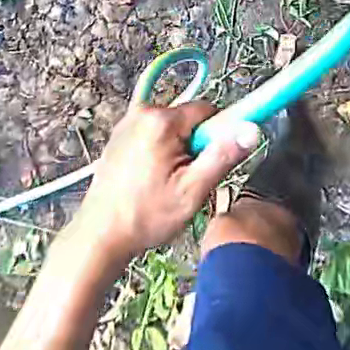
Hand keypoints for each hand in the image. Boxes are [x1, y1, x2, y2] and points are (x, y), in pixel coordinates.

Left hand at [70, 102, 259, 260]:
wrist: (97, 238)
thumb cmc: (145, 217)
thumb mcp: (192, 191)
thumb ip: (224, 156)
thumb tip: (252, 129)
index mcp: (161, 120)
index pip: (208, 111)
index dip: (216, 137)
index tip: (208, 163)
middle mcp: (143, 111)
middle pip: (189, 119)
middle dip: (195, 145)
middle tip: (185, 180)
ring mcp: (128, 122)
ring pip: (173, 128)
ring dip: (177, 150)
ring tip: (165, 184)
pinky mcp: (119, 135)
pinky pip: (155, 134)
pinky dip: (160, 151)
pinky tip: (151, 180)